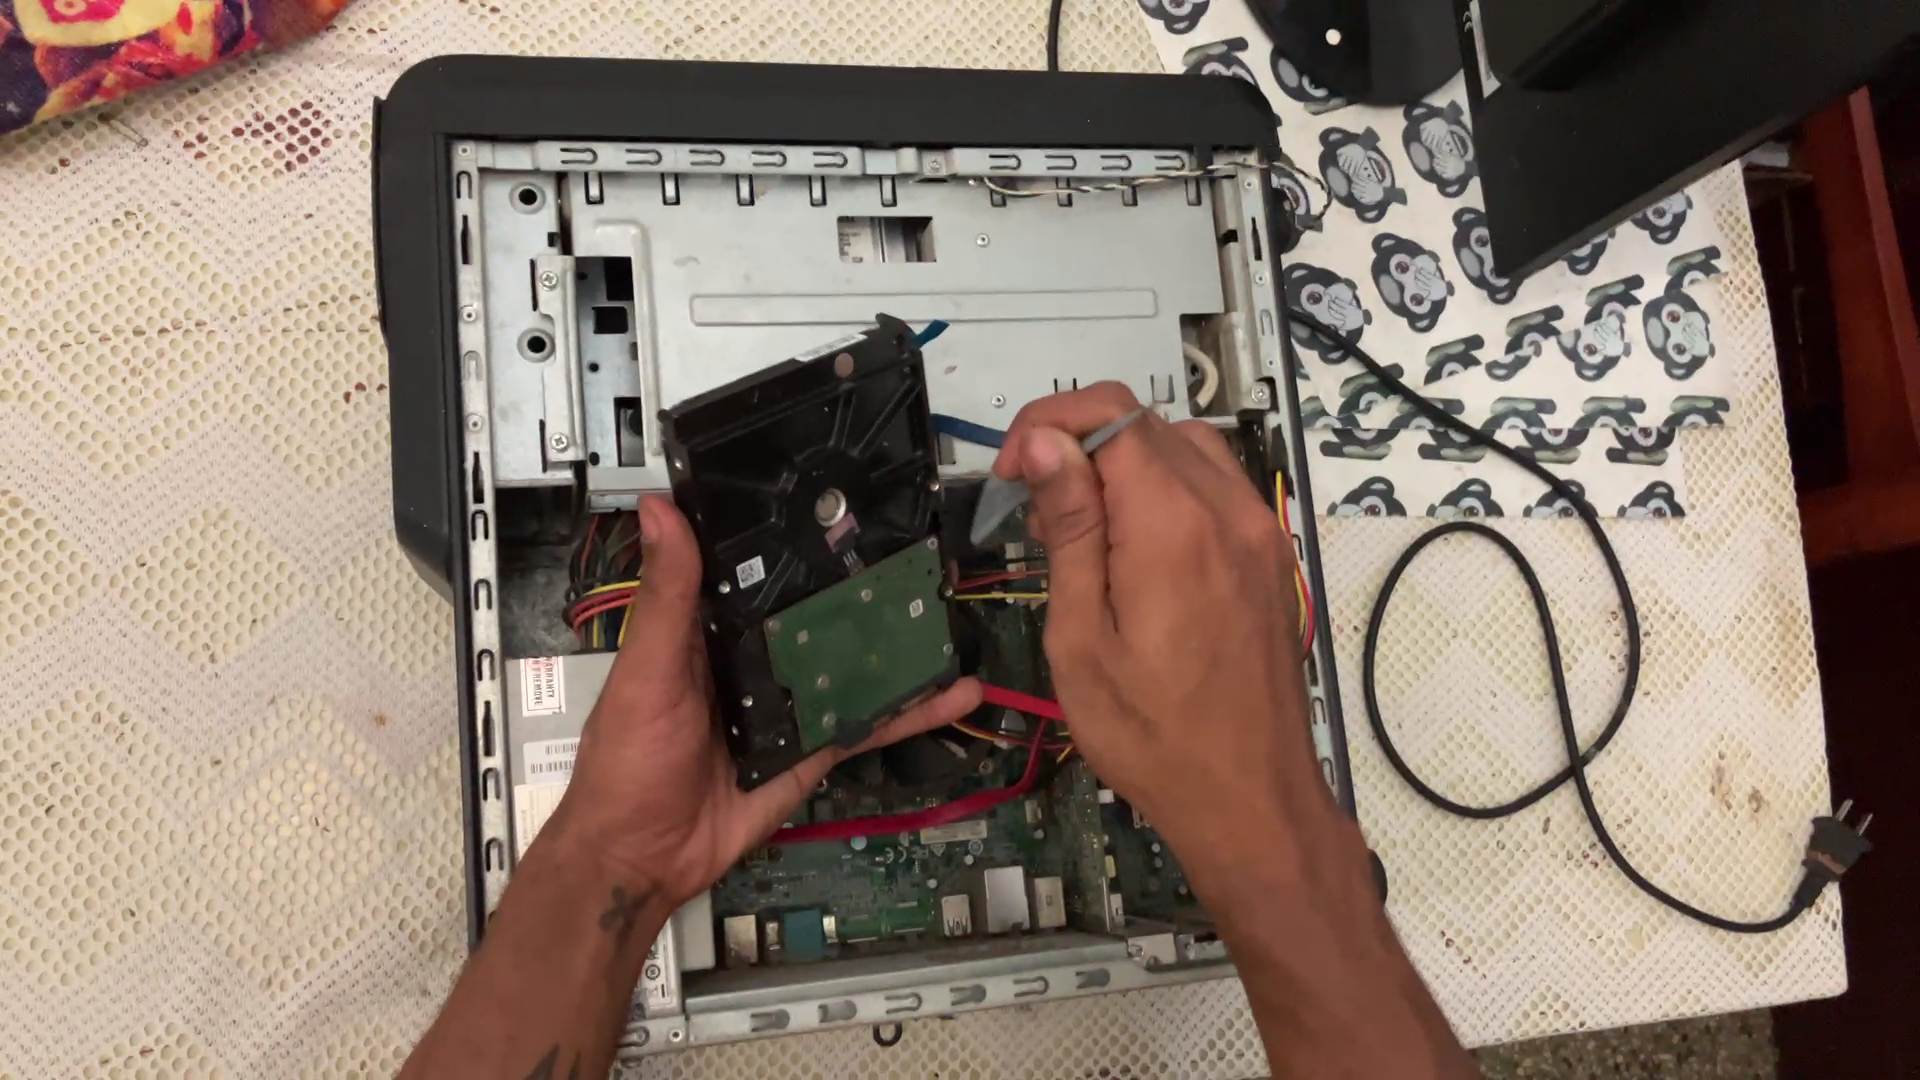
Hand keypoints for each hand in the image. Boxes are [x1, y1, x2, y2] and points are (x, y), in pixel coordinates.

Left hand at [546, 496, 983, 907]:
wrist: (643, 856)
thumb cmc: (629, 754)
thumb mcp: (647, 667)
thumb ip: (666, 595)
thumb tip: (660, 507)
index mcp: (721, 624)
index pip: (770, 569)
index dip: (807, 538)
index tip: (854, 501)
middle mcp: (764, 653)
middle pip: (827, 612)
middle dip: (874, 587)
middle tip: (928, 557)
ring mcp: (798, 699)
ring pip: (860, 662)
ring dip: (905, 643)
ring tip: (953, 615)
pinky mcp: (819, 744)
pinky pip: (871, 720)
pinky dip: (914, 710)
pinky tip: (956, 694)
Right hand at [992, 383, 1337, 884]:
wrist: (1250, 799)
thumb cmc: (1148, 734)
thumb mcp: (1081, 638)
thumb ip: (1071, 528)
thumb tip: (1046, 442)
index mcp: (1171, 525)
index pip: (1108, 414)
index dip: (1046, 425)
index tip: (1012, 478)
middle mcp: (1227, 507)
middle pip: (1141, 422)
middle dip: (1075, 445)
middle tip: (1041, 519)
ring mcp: (1259, 527)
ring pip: (1179, 443)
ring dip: (1119, 461)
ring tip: (1086, 528)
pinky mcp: (1269, 551)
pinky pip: (1213, 482)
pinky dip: (1162, 484)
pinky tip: (1137, 543)